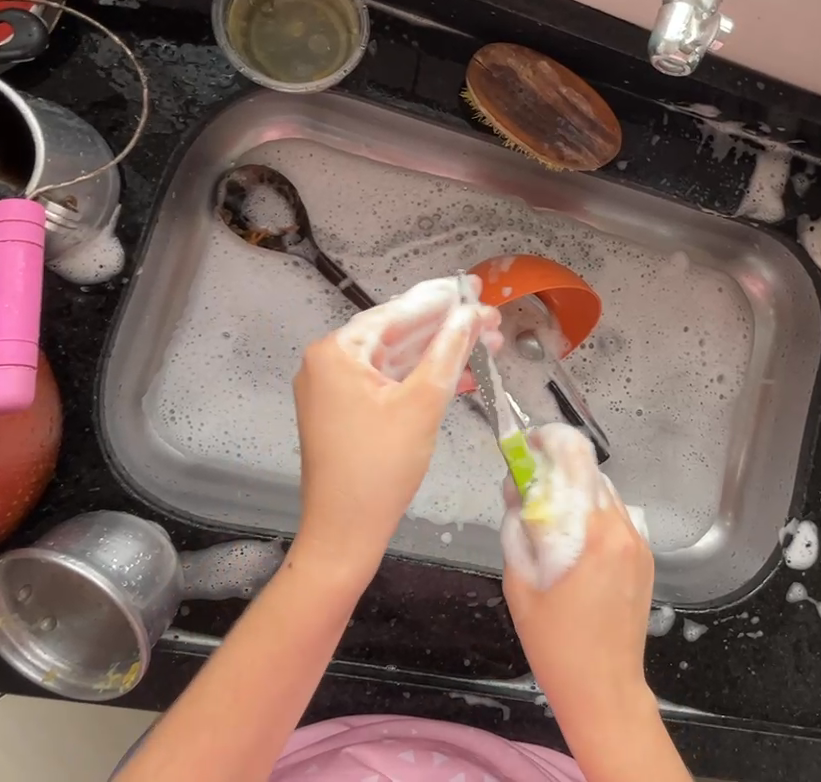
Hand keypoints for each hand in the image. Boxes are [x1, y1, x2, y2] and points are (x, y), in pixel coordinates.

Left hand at [292, 276, 499, 572]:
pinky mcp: (346, 411)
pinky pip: (390, 382)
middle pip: (398, 333)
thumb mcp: (422, 403)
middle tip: (491, 320)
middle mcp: (329, 362)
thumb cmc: (381, 466)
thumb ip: (448, 350)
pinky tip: (463, 376)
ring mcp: (336, 388)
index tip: (477, 287)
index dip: (442, 300)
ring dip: (441, 353)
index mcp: (337, 352)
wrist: (345, 533)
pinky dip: (423, 378)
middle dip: (447, 328)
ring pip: (398, 358)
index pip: (397, 312)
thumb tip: (470, 313)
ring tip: (488, 345)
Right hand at [502, 429, 655, 720]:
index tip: (528, 445)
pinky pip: (618, 522)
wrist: (605, 690)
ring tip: (551, 519)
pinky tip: (576, 546)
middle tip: (530, 486)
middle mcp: (623, 528)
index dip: (551, 442)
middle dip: (559, 473)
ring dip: (578, 496)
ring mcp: (639, 544)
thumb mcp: (521, 584)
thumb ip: (518, 530)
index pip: (577, 461)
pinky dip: (595, 519)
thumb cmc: (556, 643)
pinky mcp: (646, 559)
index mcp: (594, 531)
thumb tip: (516, 491)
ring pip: (605, 498)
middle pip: (591, 476)